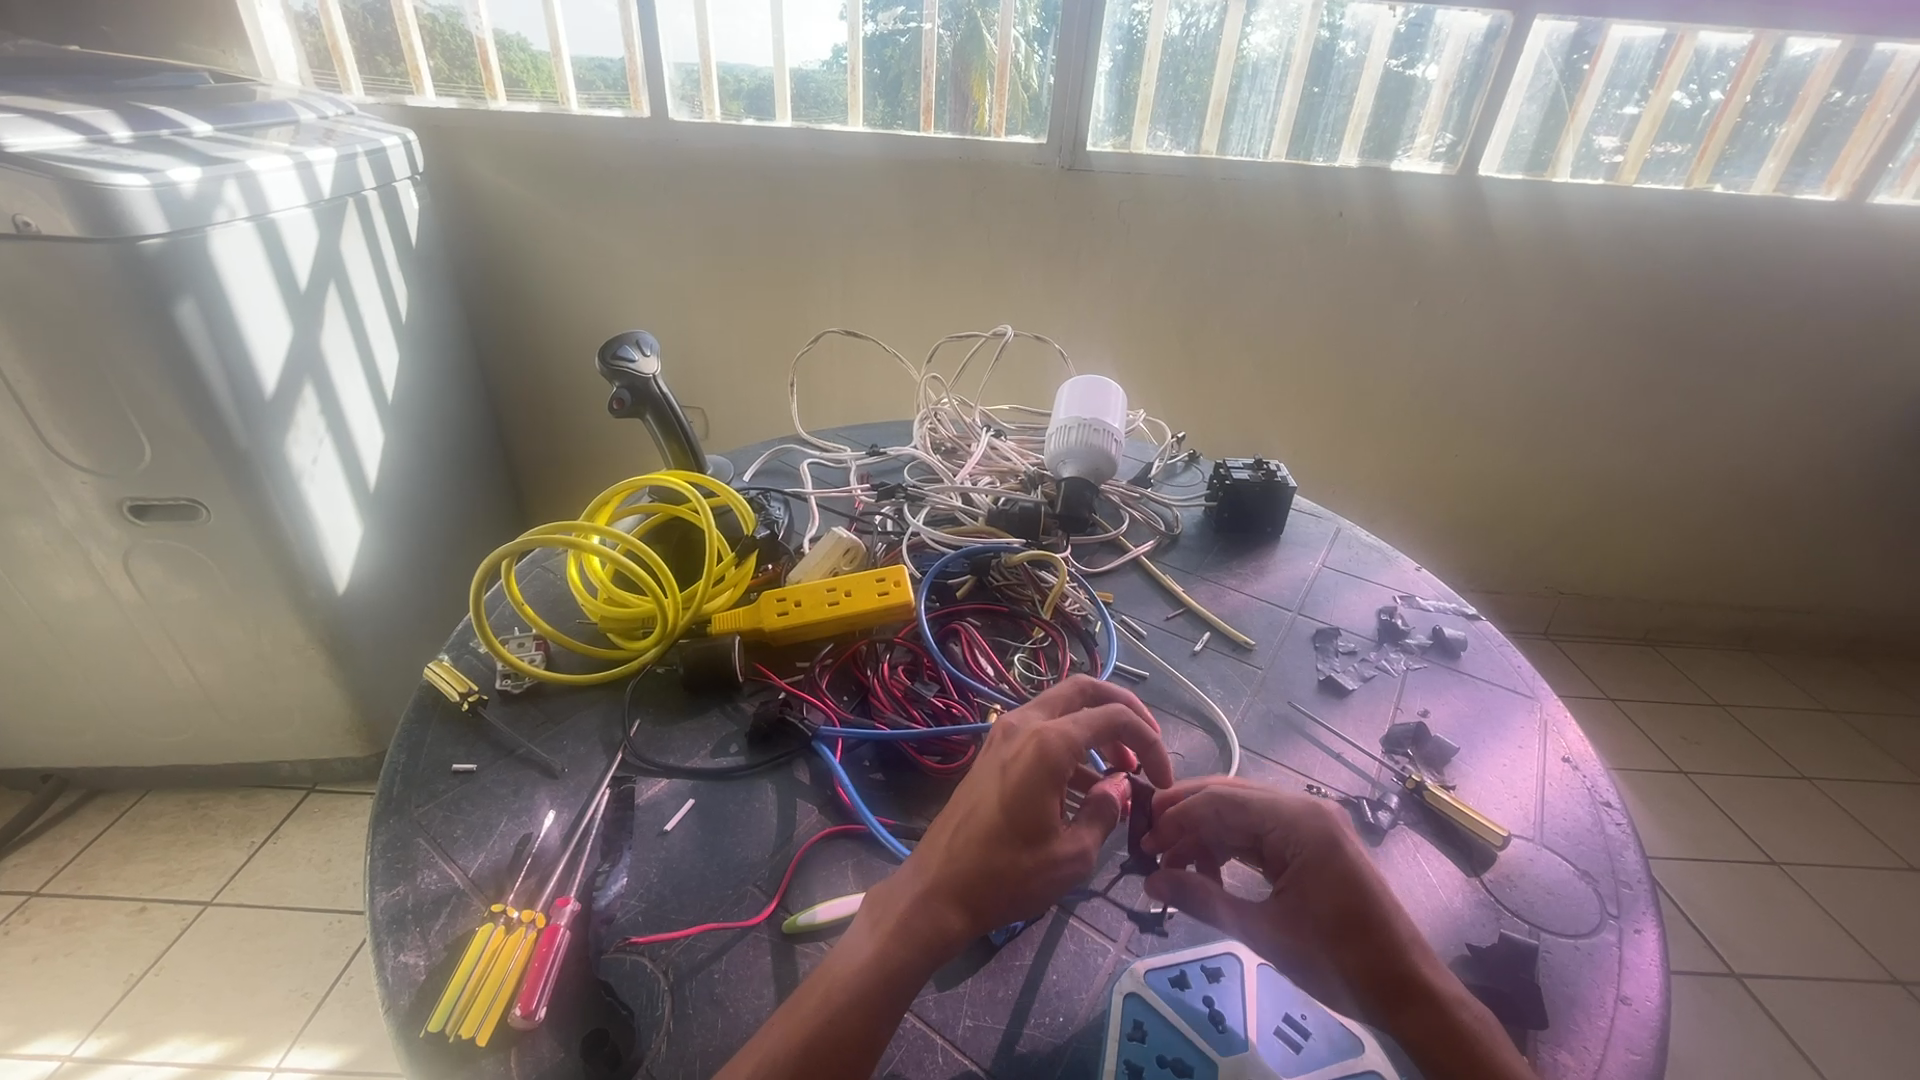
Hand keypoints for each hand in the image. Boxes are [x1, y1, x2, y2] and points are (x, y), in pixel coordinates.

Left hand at [867, 676, 1173, 949]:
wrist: (939, 889)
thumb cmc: (1008, 875)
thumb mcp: (1072, 854)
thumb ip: (1105, 811)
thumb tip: (1119, 786)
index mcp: (1048, 743)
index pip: (1114, 717)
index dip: (1150, 742)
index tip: (1164, 779)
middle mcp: (1024, 724)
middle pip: (1085, 690)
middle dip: (1124, 711)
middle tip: (1147, 747)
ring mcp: (1004, 734)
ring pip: (1061, 707)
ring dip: (1096, 729)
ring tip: (1121, 775)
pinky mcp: (993, 751)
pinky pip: (1041, 730)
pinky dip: (1070, 745)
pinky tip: (1084, 789)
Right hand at [1141, 776, 1433, 1020]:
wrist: (1408, 991)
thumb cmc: (1339, 962)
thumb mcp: (1263, 932)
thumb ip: (1203, 899)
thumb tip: (1150, 882)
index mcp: (1298, 821)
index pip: (1220, 801)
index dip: (1176, 819)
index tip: (1144, 846)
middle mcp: (1305, 809)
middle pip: (1229, 797)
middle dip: (1186, 819)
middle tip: (1148, 845)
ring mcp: (1312, 825)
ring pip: (1242, 814)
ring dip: (1205, 834)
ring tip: (1173, 863)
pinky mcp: (1313, 844)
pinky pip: (1260, 832)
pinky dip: (1230, 847)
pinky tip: (1208, 870)